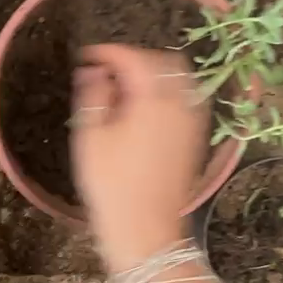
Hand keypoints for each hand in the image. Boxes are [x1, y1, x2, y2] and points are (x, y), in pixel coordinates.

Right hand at [71, 44, 207, 271]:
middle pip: (165, 62)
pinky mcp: (195, 139)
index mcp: (152, 99)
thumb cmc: (111, 185)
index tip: (87, 57)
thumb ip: (93, 96)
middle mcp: (180, 104)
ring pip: (180, 80)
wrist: (146, 229)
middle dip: (136, 59)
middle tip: (108, 70)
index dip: (109, 52)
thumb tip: (93, 71)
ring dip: (155, 74)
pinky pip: (186, 100)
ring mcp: (192, 122)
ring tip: (126, 88)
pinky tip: (145, 109)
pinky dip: (167, 93)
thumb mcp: (90, 138)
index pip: (134, 59)